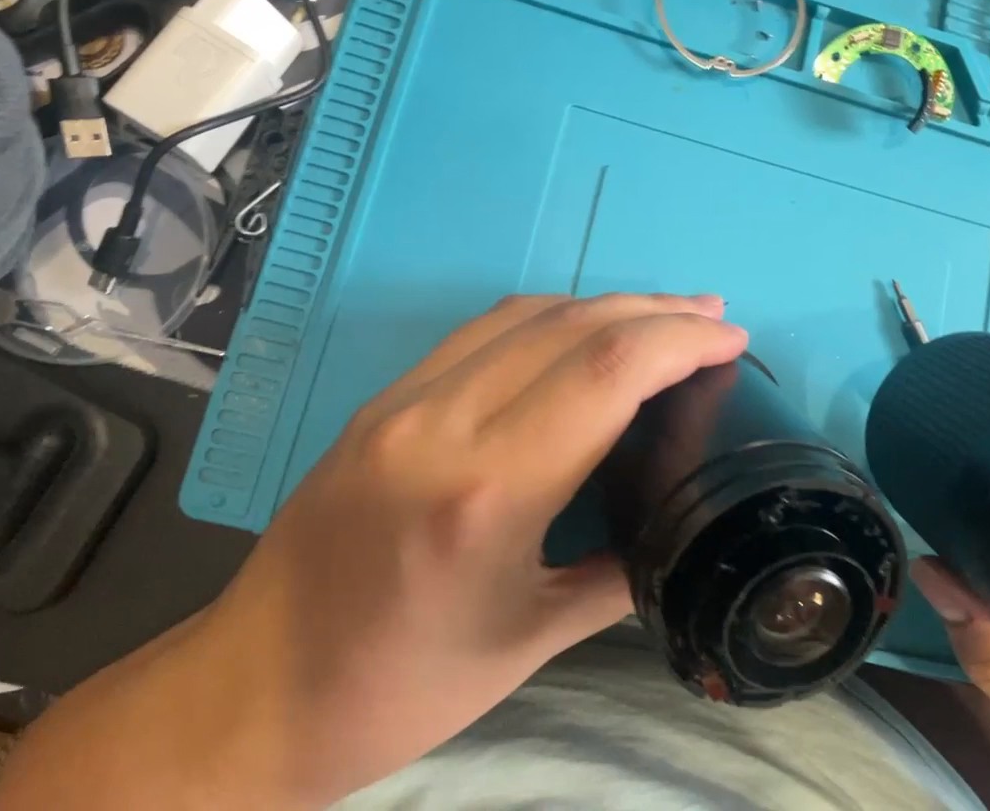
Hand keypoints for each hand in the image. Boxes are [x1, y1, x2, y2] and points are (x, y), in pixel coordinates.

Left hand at [194, 293, 746, 803]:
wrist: (257, 685)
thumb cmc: (398, 685)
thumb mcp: (528, 641)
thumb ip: (617, 574)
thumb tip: (675, 527)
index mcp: (487, 490)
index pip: (603, 371)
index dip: (679, 340)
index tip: (732, 338)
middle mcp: (441, 422)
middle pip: (569, 325)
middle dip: (654, 310)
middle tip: (713, 317)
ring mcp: (401, 401)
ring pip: (521, 313)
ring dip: (601, 304)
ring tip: (661, 316)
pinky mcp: (380, 401)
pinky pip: (478, 334)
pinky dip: (546, 319)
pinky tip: (578, 335)